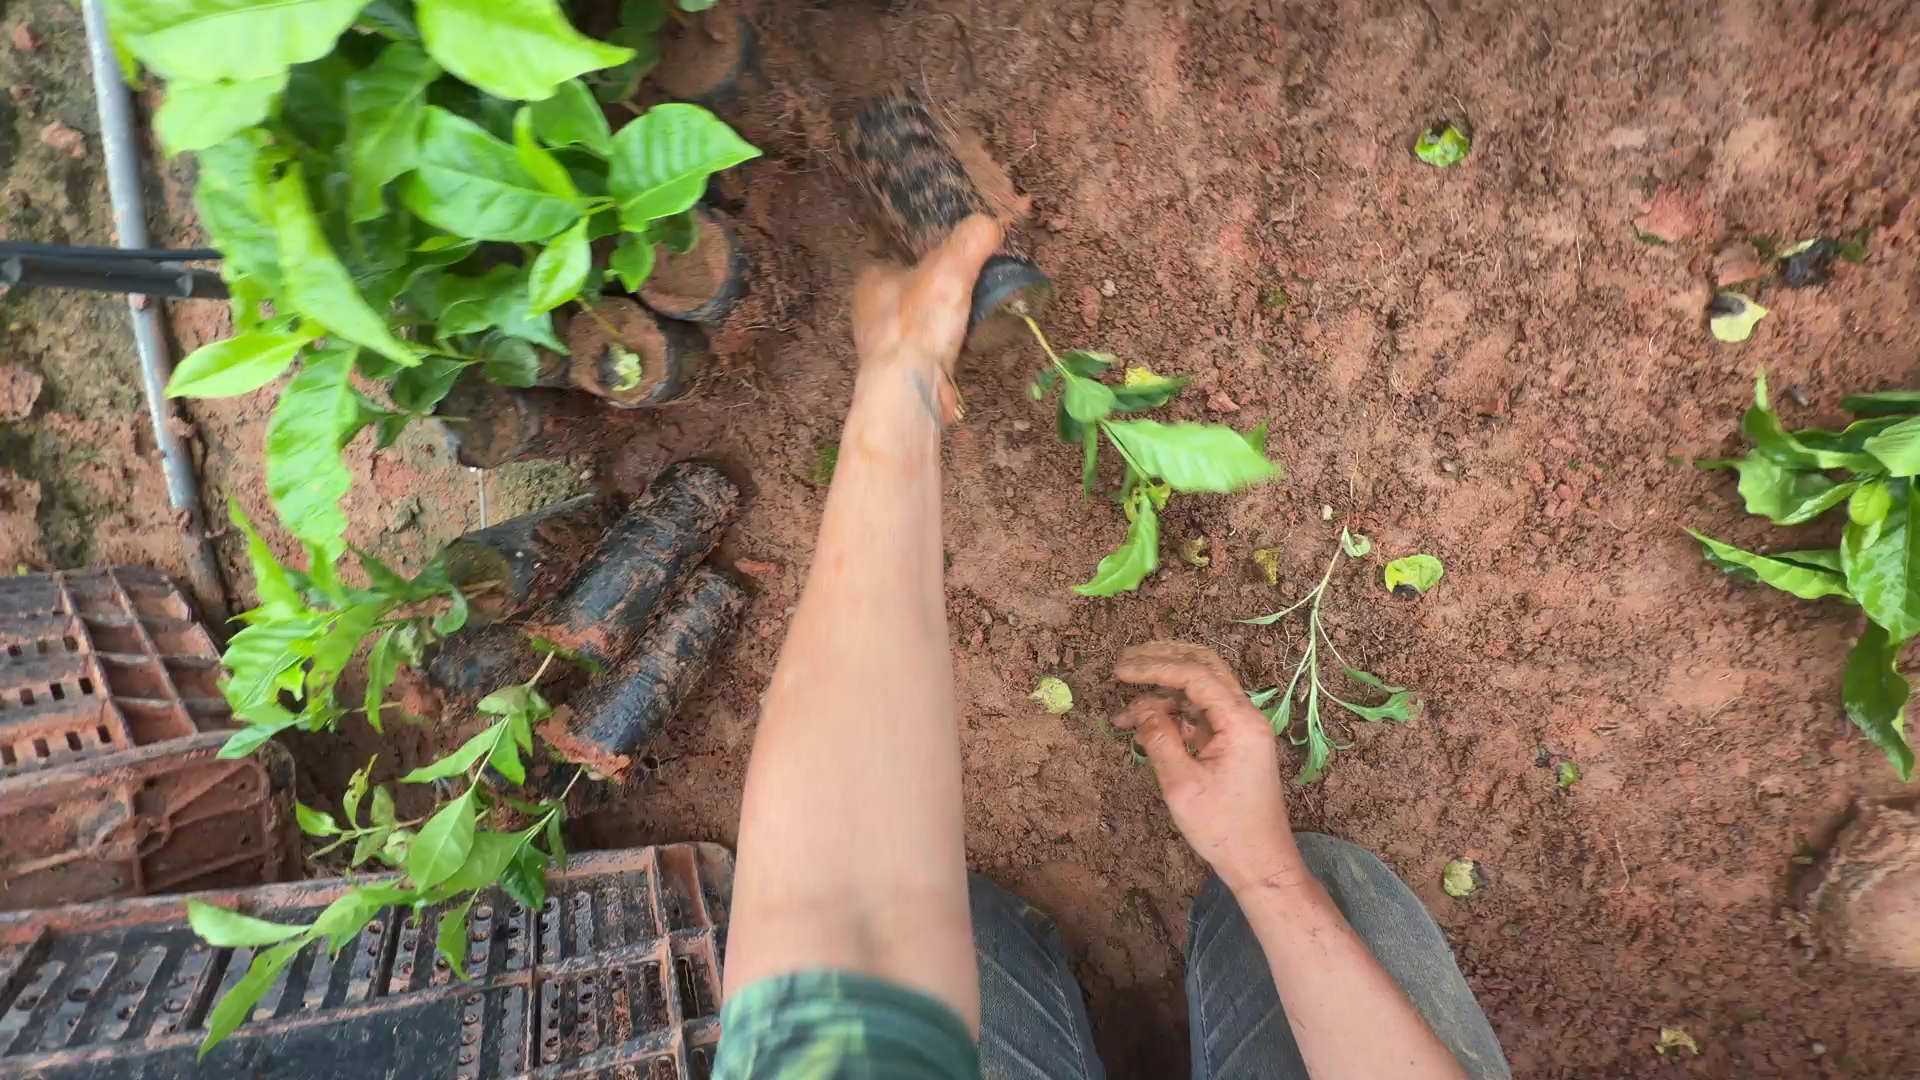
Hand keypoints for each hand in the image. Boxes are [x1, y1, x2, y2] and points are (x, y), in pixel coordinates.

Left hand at [850, 215, 1001, 423]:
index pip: (898, 254)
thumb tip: (989, 224)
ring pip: (922, 320)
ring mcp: (885, 345)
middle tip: (971, 284)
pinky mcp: (903, 373)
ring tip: (975, 311)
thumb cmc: (919, 323)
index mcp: (870, 280)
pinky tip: (966, 343)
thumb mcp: (951, 268)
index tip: (956, 257)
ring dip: (946, 318)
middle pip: (913, 288)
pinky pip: (929, 349)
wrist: (911, 389)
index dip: (927, 253)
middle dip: (940, 288)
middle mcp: (870, 312)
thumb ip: (971, 240)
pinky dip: (948, 345)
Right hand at [1113, 641, 1306, 894]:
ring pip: (1199, 686)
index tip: (1119, 671)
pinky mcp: (1230, 741)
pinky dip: (1169, 711)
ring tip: (1124, 698)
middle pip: (1203, 665)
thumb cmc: (1224, 828)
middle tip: (1125, 660)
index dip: (1153, 667)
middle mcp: (1244, 715)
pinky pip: (1197, 712)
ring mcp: (1238, 727)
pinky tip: (1140, 723)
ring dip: (1161, 687)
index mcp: (1239, 721)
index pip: (1194, 675)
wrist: (1261, 865)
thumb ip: (1158, 737)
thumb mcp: (1182, 784)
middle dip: (1162, 657)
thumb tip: (1140, 706)